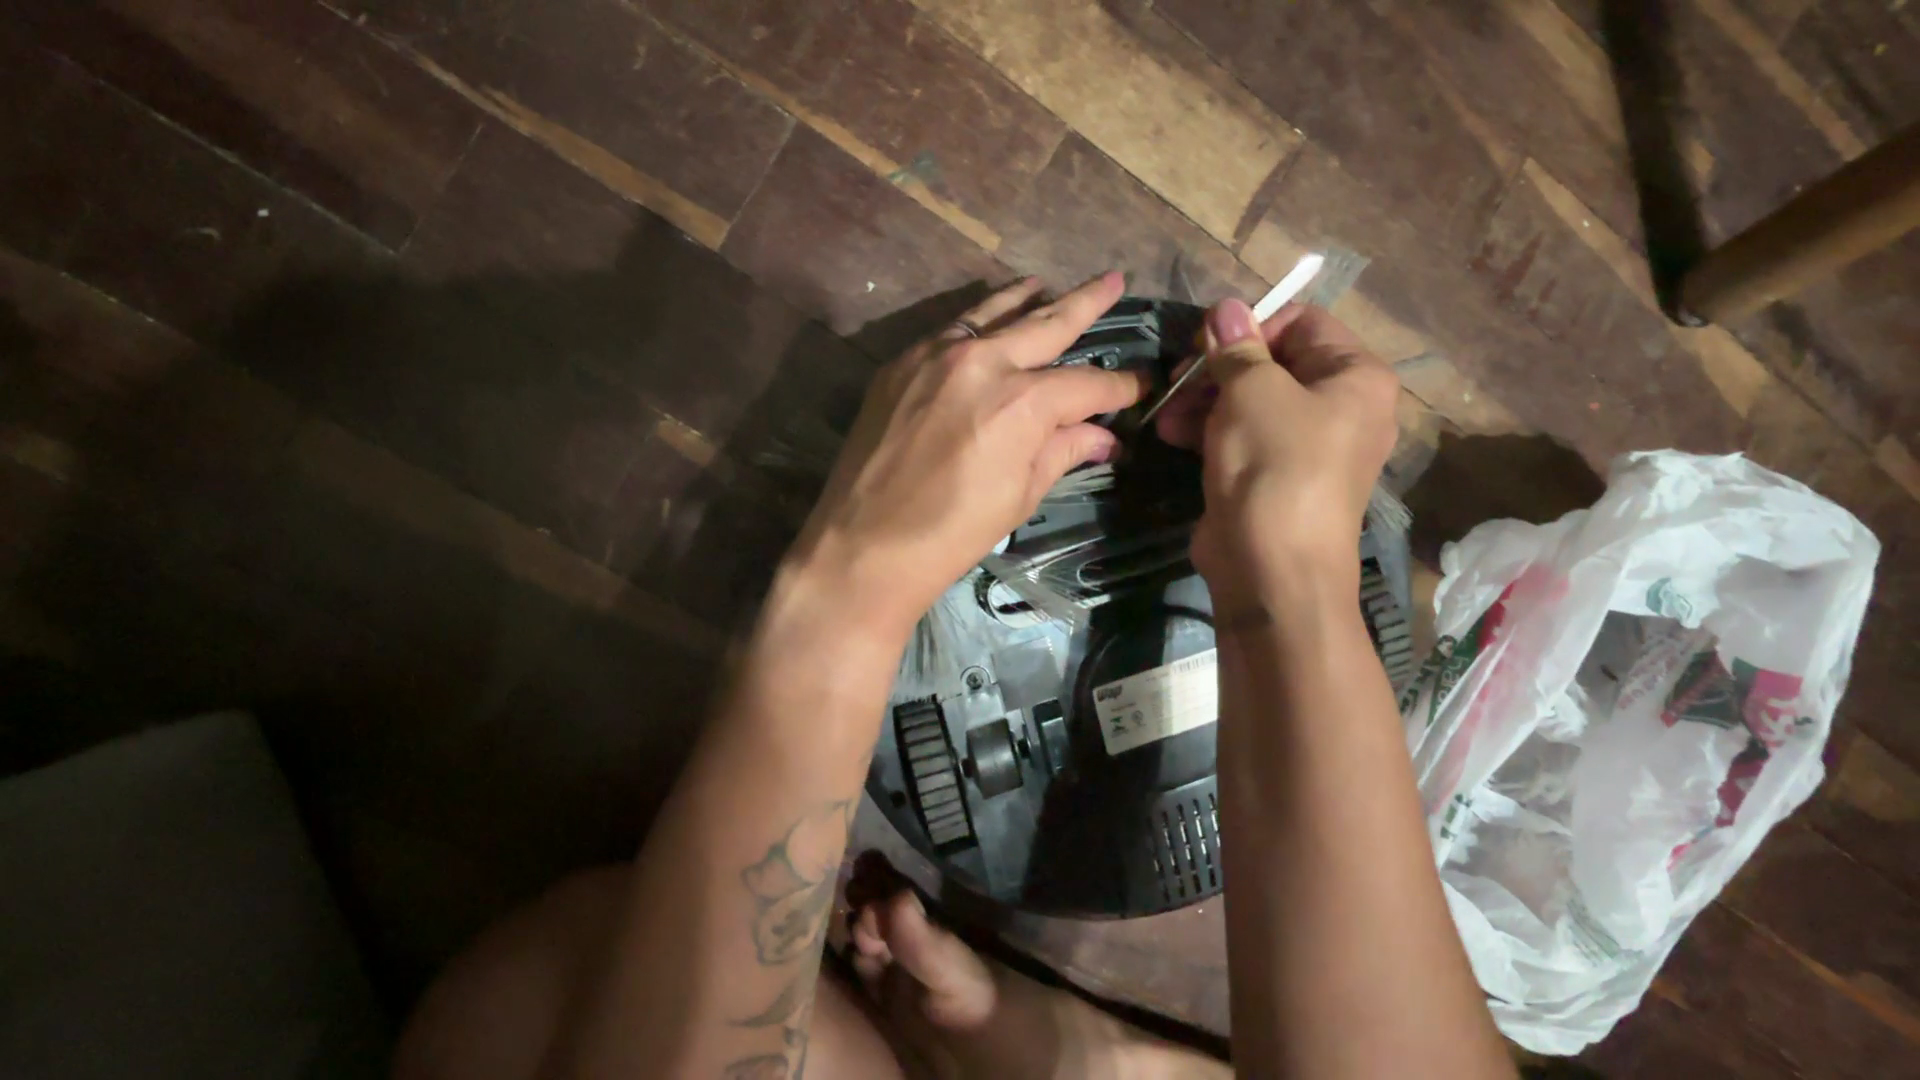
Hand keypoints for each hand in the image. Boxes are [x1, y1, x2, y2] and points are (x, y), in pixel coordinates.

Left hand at [787, 273, 1143, 637]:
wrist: (864, 544)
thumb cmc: (951, 533)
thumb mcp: (1019, 495)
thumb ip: (1062, 452)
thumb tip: (1104, 436)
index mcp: (1021, 402)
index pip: (1086, 384)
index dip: (1120, 386)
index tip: (1141, 384)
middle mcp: (982, 362)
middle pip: (1045, 323)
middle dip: (1085, 303)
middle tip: (1113, 280)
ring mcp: (935, 355)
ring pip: (992, 313)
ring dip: (1026, 298)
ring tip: (1047, 284)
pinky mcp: (901, 363)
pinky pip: (951, 330)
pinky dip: (978, 322)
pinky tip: (988, 323)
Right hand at [1154, 298, 1398, 607]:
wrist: (1271, 567)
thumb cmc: (1274, 465)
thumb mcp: (1251, 392)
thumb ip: (1237, 346)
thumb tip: (1226, 307)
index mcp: (1356, 377)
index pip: (1303, 322)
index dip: (1251, 326)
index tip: (1204, 342)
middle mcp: (1341, 407)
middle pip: (1274, 363)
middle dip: (1219, 367)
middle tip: (1177, 379)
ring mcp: (1307, 446)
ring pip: (1252, 401)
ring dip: (1205, 399)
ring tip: (1167, 413)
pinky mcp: (1275, 476)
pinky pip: (1244, 437)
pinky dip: (1209, 430)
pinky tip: (1172, 433)